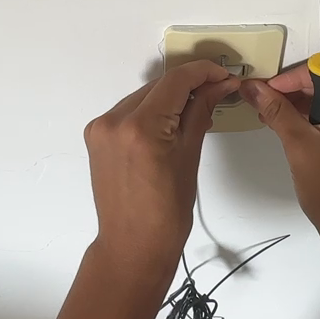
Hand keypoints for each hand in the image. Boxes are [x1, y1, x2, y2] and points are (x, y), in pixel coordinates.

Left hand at [83, 60, 238, 274]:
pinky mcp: (96, 134)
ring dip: (168, 97)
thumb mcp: (190, 156)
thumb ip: (201, 111)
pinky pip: (129, 110)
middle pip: (158, 86)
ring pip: (143, 96)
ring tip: (194, 109)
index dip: (203, 72)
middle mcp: (114, 121)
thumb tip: (219, 85)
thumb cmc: (167, 212)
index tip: (224, 75)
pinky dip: (150, 111)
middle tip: (216, 91)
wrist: (132, 246)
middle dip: (188, 85)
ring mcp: (101, 127)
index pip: (175, 81)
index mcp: (141, 128)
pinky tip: (168, 122)